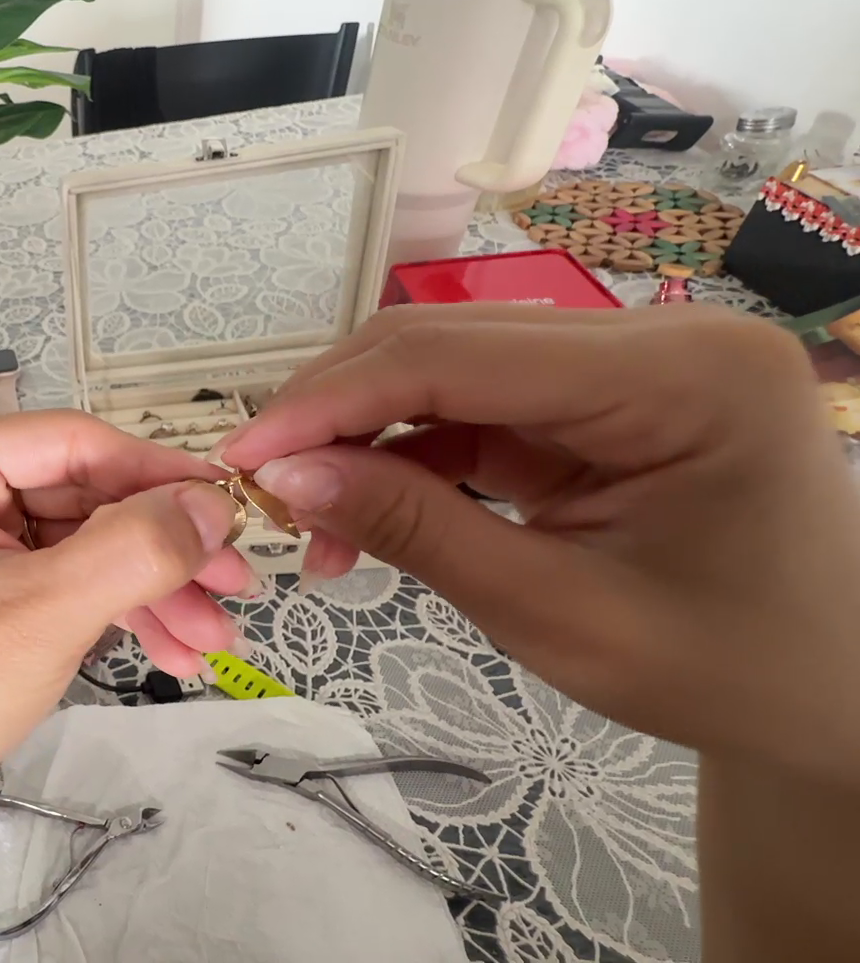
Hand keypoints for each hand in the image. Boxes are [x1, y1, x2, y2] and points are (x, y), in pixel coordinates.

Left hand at [0, 411, 254, 800]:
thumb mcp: (45, 611)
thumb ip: (134, 550)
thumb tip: (214, 502)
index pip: (72, 442)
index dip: (158, 472)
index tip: (234, 506)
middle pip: (88, 491)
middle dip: (162, 546)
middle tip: (237, 583)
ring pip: (91, 536)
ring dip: (154, 586)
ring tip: (215, 636)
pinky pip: (73, 571)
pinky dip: (123, 607)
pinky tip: (175, 648)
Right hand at [219, 303, 859, 783]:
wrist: (836, 700)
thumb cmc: (725, 671)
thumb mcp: (552, 611)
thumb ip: (409, 529)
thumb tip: (279, 477)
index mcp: (674, 375)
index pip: (446, 358)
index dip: (324, 403)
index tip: (239, 459)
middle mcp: (645, 338)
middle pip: (428, 344)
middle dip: (325, 411)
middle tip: (255, 482)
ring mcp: (610, 363)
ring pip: (426, 369)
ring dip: (349, 435)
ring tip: (302, 513)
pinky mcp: (577, 399)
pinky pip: (451, 407)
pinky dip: (389, 456)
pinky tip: (353, 510)